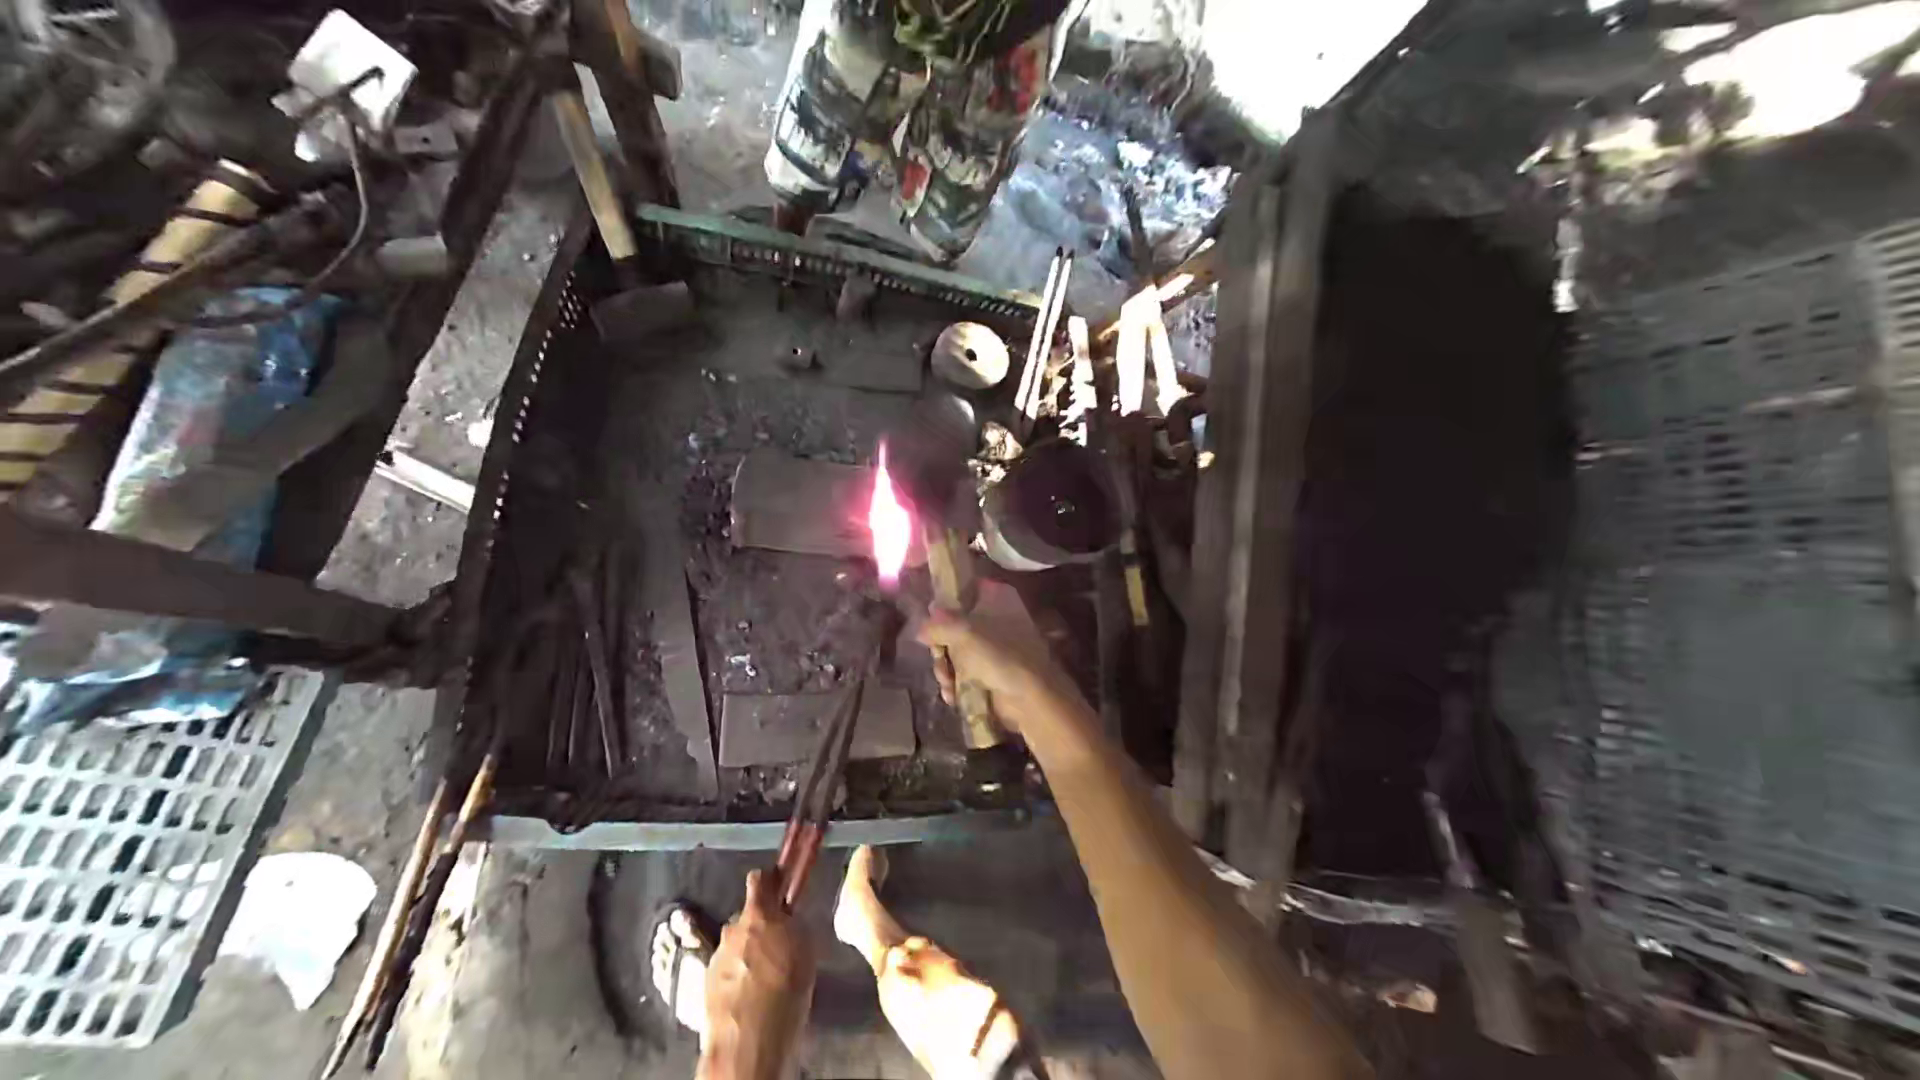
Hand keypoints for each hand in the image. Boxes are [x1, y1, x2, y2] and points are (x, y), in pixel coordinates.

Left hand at [699, 870, 815, 1079]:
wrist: (748, 1043)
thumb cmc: (786, 989)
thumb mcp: (806, 948)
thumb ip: (794, 924)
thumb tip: (788, 917)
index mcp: (758, 915)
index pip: (759, 879)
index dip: (769, 881)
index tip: (778, 885)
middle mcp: (732, 930)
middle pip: (748, 918)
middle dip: (760, 927)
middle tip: (778, 946)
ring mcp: (716, 957)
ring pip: (736, 946)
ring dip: (748, 954)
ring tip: (764, 977)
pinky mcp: (705, 985)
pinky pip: (727, 969)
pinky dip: (737, 976)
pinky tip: (750, 996)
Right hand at [915, 580, 1081, 736]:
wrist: (1030, 697)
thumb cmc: (998, 653)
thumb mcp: (961, 632)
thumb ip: (936, 625)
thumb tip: (920, 626)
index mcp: (995, 597)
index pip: (964, 588)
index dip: (944, 601)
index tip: (928, 615)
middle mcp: (996, 618)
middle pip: (954, 624)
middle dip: (941, 646)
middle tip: (938, 656)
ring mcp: (994, 648)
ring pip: (956, 652)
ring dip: (946, 669)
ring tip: (948, 682)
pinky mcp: (991, 673)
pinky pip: (964, 673)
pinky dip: (957, 684)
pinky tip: (953, 695)